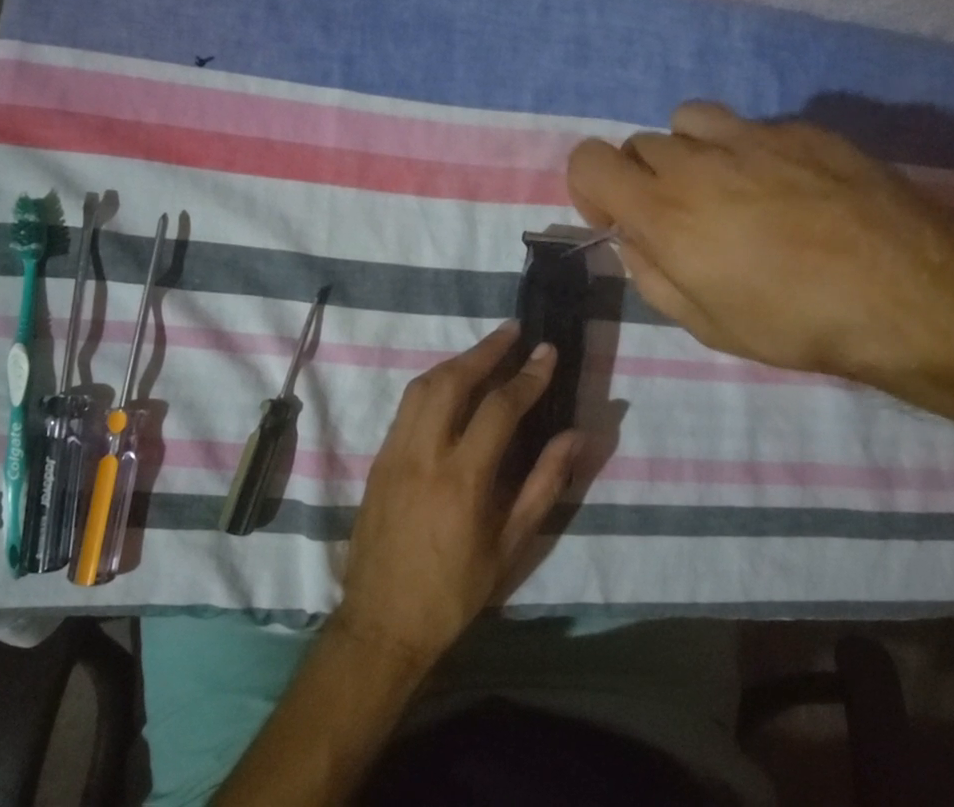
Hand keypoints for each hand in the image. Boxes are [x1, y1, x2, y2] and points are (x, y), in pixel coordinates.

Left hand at [337, 322, 580, 661]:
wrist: (382, 623)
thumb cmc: (454, 592)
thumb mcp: (510, 547)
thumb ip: (544, 486)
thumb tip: (576, 437)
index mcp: (461, 480)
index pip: (499, 408)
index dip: (527, 376)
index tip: (548, 352)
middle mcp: (423, 455)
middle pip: (451, 382)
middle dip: (485, 350)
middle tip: (513, 331)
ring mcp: (393, 455)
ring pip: (421, 388)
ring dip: (456, 362)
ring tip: (486, 350)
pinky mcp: (377, 462)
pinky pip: (406, 408)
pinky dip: (432, 385)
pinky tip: (451, 386)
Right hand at [566, 101, 953, 486]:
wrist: (905, 292)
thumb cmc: (796, 323)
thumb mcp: (706, 324)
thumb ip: (653, 274)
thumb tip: (634, 241)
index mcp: (664, 210)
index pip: (589, 160)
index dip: (590, 188)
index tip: (616, 219)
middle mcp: (699, 159)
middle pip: (641, 143)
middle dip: (644, 178)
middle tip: (680, 220)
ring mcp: (755, 136)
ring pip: (692, 120)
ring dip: (691, 152)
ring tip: (726, 191)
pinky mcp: (804, 129)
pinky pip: (752, 127)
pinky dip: (747, 152)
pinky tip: (788, 190)